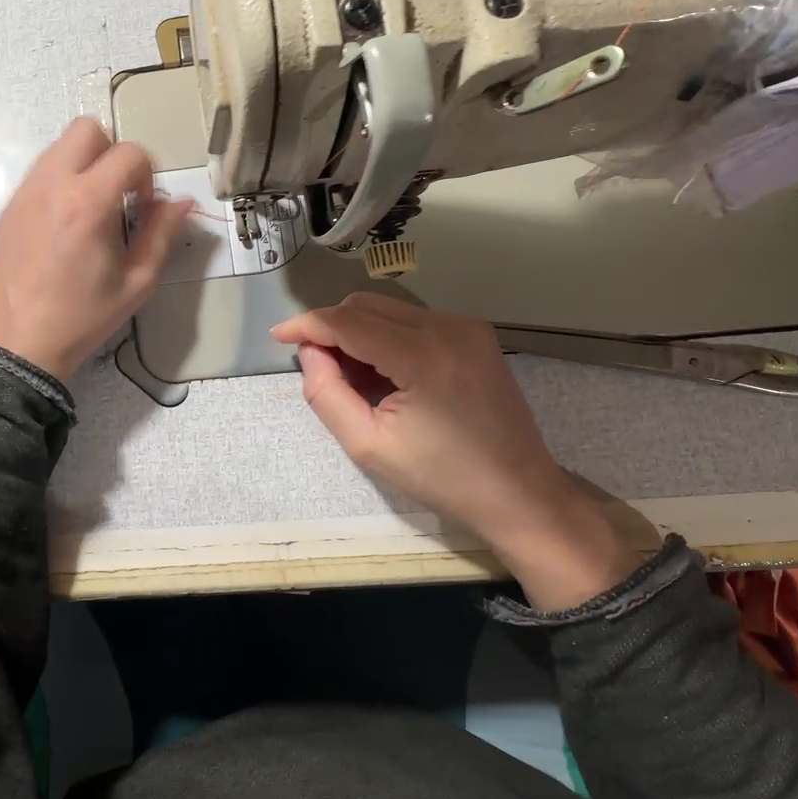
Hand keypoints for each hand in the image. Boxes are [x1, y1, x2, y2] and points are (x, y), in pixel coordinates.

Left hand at [0, 118, 193, 380]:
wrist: (20, 344)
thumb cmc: (83, 318)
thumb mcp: (136, 281)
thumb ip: (162, 234)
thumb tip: (182, 202)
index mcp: (87, 202)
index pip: (129, 152)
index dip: (147, 175)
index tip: (143, 208)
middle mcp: (51, 185)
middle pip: (87, 128)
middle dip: (112, 152)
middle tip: (119, 194)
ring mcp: (24, 194)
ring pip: (59, 146)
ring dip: (84, 163)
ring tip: (94, 209)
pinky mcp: (8, 208)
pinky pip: (39, 172)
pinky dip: (60, 181)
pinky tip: (67, 223)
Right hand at [272, 293, 638, 609]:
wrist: (520, 493)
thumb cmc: (441, 477)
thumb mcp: (367, 445)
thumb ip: (327, 394)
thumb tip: (309, 353)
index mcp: (423, 357)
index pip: (347, 321)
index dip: (306, 324)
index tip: (278, 336)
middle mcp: (447, 328)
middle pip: (365, 305)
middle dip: (331, 328)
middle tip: (319, 368)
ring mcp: (466, 327)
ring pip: (387, 309)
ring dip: (357, 331)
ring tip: (354, 376)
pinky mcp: (475, 334)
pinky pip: (412, 319)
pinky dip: (385, 335)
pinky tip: (385, 372)